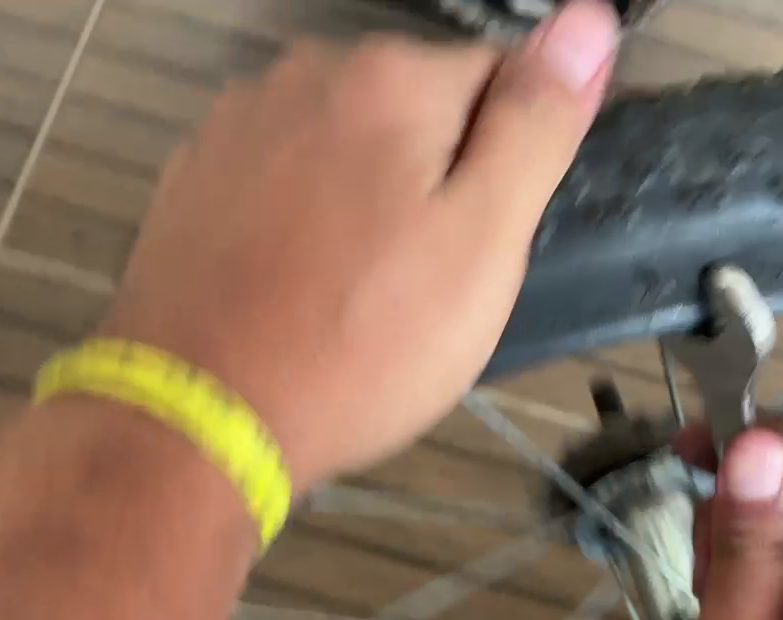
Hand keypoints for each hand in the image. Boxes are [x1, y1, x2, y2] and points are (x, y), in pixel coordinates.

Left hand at [99, 3, 619, 491]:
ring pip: (347, 153)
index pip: (499, 84)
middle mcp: (305, 75)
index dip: (507, 170)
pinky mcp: (195, 182)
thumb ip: (536, 128)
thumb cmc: (364, 343)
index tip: (481, 250)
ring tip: (362, 297)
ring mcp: (237, 126)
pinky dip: (306, 226)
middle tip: (426, 287)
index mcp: (391, 80)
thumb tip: (588, 25)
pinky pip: (284, 186)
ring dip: (370, 206)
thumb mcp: (482, 245)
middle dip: (438, 187)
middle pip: (417, 117)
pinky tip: (302, 290)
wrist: (207, 416)